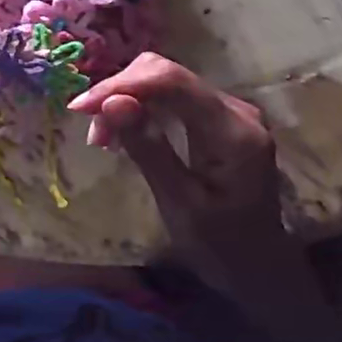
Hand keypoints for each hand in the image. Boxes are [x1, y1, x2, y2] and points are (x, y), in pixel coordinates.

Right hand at [70, 53, 317, 307]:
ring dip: (126, 99)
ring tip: (102, 138)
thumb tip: (110, 102)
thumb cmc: (221, 246)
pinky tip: (122, 132)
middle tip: (91, 130)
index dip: (121, 85)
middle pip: (166, 74)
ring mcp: (228, 109)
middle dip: (120, 92)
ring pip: (165, 80)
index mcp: (233, 131)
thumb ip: (148, 149)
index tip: (81, 107)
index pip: (172, 81)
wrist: (260, 267)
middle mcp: (235, 109)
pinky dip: (140, 108)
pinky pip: (172, 96)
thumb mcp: (179, 204)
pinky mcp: (217, 116)